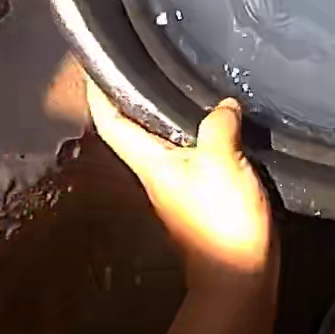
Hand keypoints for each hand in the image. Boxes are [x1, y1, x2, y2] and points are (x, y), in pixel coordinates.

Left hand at [87, 79, 275, 291]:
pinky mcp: (198, 188)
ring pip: (160, 136)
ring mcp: (176, 181)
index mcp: (150, 162)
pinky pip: (187, 146)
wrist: (240, 275)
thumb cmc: (223, 221)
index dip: (98, 92)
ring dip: (162, 108)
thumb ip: (218, 127)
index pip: (111, 122)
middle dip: (130, 93)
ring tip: (177, 77)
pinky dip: (191, 125)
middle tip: (142, 58)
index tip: (93, 63)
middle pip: (132, 125)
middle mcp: (156, 169)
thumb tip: (225, 103)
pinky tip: (213, 116)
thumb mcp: (221, 165)